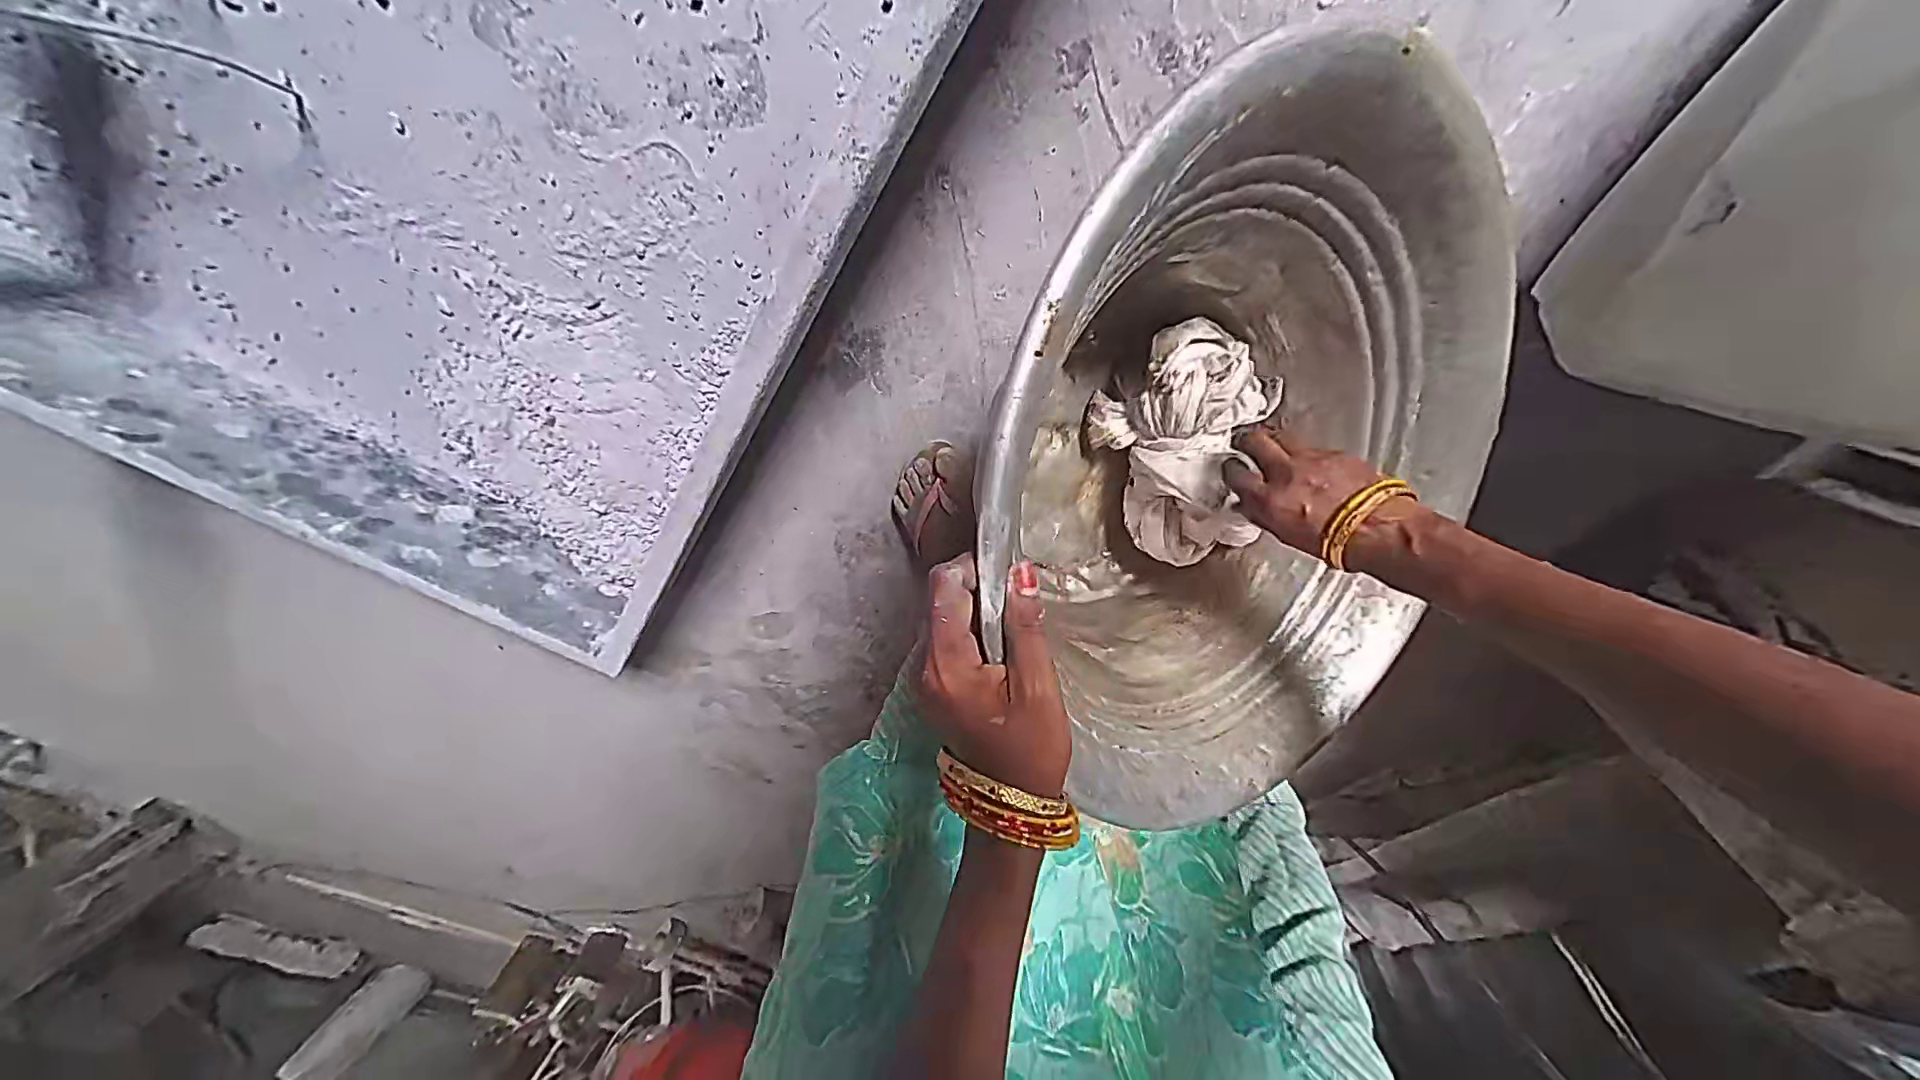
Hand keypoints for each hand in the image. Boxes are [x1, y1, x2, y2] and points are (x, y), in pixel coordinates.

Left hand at [917, 556, 1071, 797]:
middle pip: (936, 601)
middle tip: (1015, 592)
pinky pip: (944, 639)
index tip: (1005, 569)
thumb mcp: (1037, 686)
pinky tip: (997, 639)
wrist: (1010, 802)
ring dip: (972, 606)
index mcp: (946, 665)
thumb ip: (1025, 626)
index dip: (970, 567)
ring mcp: (923, 678)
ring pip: (940, 618)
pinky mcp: (932, 685)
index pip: (942, 589)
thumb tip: (1021, 572)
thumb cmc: (1031, 748)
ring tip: (1010, 615)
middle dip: (973, 584)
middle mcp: (923, 667)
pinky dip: (968, 627)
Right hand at [1223, 423, 1418, 559]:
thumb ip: (1264, 514)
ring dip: (1276, 441)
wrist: (1378, 530)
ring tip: (1275, 447)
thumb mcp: (1285, 534)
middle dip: (1247, 439)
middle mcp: (1286, 472)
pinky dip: (1308, 454)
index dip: (1231, 469)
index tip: (1231, 469)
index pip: (1236, 474)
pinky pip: (1314, 448)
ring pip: (1284, 438)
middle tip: (1244, 442)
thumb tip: (1252, 507)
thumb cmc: (1336, 542)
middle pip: (1256, 440)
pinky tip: (1312, 464)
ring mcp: (1312, 459)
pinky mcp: (1336, 454)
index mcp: (1269, 498)